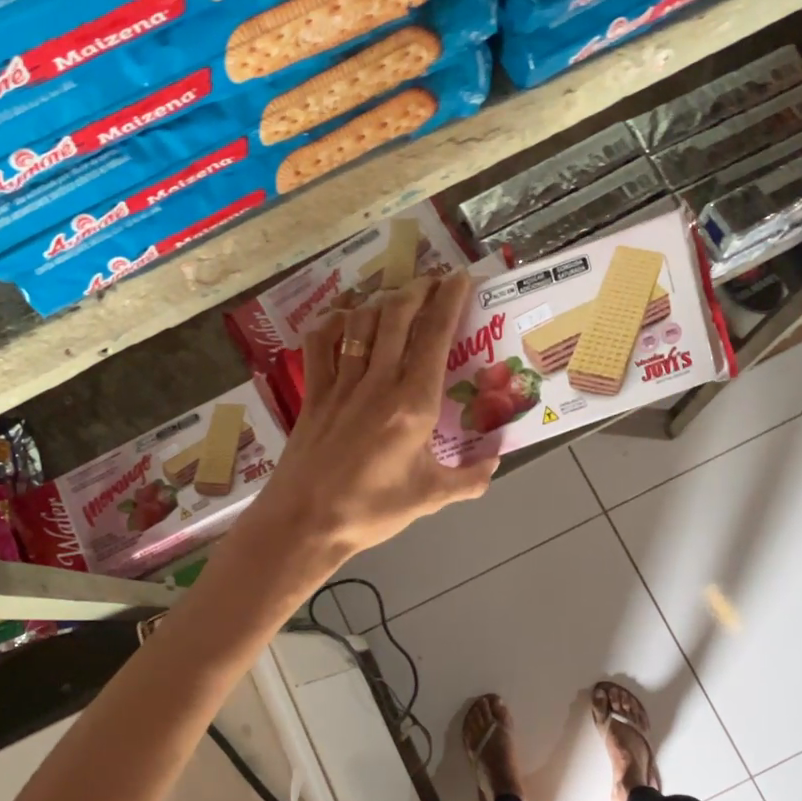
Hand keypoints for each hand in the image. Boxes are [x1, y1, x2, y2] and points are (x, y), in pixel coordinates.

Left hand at [249, 272, 497, 561]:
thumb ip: (469, 479)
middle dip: (418, 289)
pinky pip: (319, 345)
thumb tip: (496, 462)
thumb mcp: (430, 498)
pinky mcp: (314, 394)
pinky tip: (343, 319)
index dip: (449, 300)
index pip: (435, 336)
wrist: (305, 523)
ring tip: (397, 298)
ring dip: (381, 301)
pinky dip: (331, 324)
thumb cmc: (371, 511)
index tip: (460, 278)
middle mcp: (378, 382)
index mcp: (413, 404)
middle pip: (397, 316)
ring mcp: (341, 385)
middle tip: (433, 282)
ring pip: (361, 323)